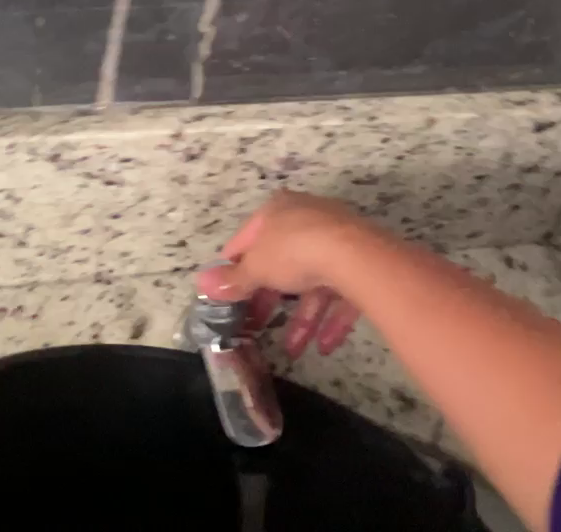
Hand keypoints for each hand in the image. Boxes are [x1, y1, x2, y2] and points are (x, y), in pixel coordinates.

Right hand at [194, 192, 390, 359]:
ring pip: (313, 281)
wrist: (354, 255)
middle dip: (270, 297)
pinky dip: (330, 319)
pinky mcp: (359, 261)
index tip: (226, 295)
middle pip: (281, 261)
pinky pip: (340, 293)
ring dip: (303, 318)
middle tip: (256, 326)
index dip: (234, 267)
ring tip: (293, 350)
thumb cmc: (293, 251)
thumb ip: (232, 279)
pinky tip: (323, 347)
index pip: (247, 239)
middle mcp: (306, 217)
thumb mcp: (256, 267)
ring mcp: (335, 238)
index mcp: (278, 210)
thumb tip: (201, 282)